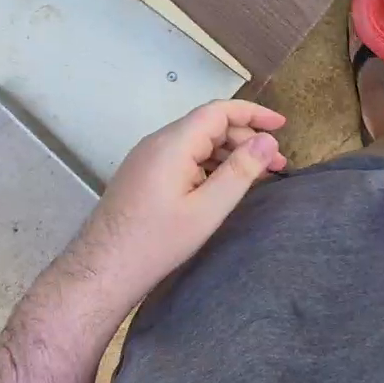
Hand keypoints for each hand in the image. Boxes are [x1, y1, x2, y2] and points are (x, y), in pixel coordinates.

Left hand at [64, 100, 287, 309]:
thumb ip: (239, 172)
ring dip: (229, 154)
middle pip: (209, 126)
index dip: (254, 113)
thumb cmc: (156, 243)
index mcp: (173, 143)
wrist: (101, 271)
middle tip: (278, 164)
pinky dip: (209, 165)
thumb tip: (267, 140)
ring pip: (197, 143)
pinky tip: (225, 186)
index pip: (220, 111)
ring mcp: (148, 157)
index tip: (282, 126)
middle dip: (246, 139)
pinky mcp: (143, 174)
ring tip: (258, 177)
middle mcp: (158, 141)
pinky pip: (183, 157)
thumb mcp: (206, 210)